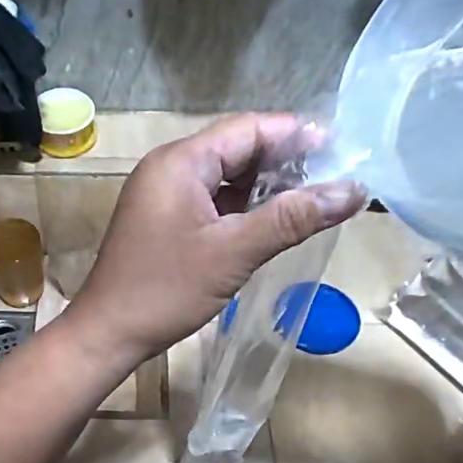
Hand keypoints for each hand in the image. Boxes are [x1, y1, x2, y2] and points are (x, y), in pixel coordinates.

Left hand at [62, 113, 366, 366]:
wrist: (109, 333)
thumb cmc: (166, 290)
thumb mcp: (234, 253)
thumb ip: (292, 219)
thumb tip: (352, 191)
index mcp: (181, 162)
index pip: (248, 129)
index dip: (295, 135)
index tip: (340, 148)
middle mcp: (170, 169)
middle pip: (237, 150)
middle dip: (284, 162)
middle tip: (333, 178)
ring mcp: (164, 196)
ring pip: (225, 178)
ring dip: (265, 188)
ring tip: (312, 200)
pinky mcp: (165, 221)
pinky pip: (211, 202)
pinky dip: (242, 209)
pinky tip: (272, 223)